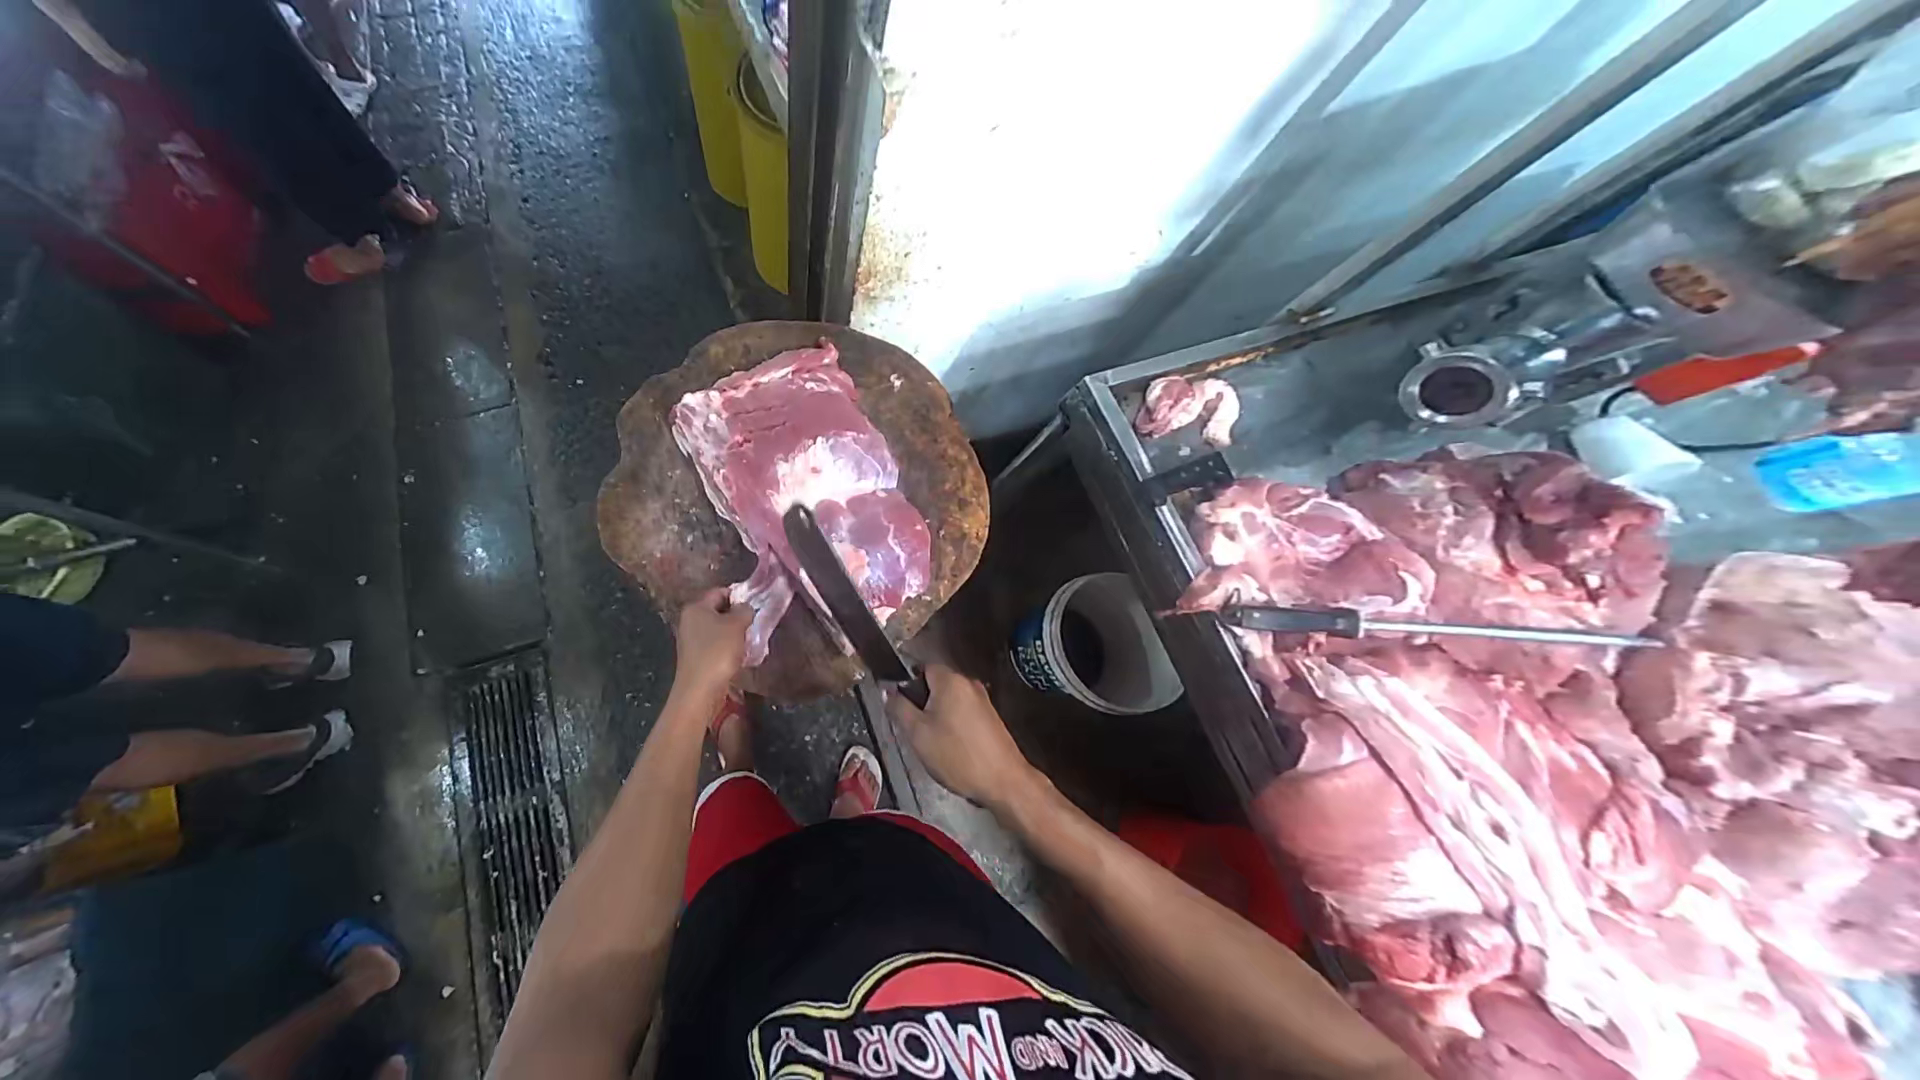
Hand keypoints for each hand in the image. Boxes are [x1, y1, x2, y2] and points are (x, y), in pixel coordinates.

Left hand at [673, 588, 750, 693]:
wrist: (701, 689)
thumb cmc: (718, 651)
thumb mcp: (737, 625)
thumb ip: (744, 610)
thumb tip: (745, 607)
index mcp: (696, 607)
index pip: (720, 592)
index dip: (739, 595)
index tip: (756, 604)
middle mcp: (690, 620)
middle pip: (719, 610)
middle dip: (738, 615)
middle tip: (755, 622)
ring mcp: (691, 639)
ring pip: (719, 628)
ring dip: (735, 632)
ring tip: (751, 639)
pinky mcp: (696, 656)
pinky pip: (716, 644)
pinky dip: (729, 646)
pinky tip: (741, 654)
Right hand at [887, 665, 1039, 810]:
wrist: (1003, 780)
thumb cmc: (956, 755)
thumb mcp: (917, 733)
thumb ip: (899, 708)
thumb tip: (888, 691)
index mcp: (950, 680)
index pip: (921, 667)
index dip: (906, 684)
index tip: (899, 706)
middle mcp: (969, 683)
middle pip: (936, 684)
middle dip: (922, 704)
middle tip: (914, 730)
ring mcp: (983, 700)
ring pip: (949, 701)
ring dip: (937, 717)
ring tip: (932, 743)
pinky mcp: (991, 718)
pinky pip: (963, 713)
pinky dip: (953, 725)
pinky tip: (951, 749)